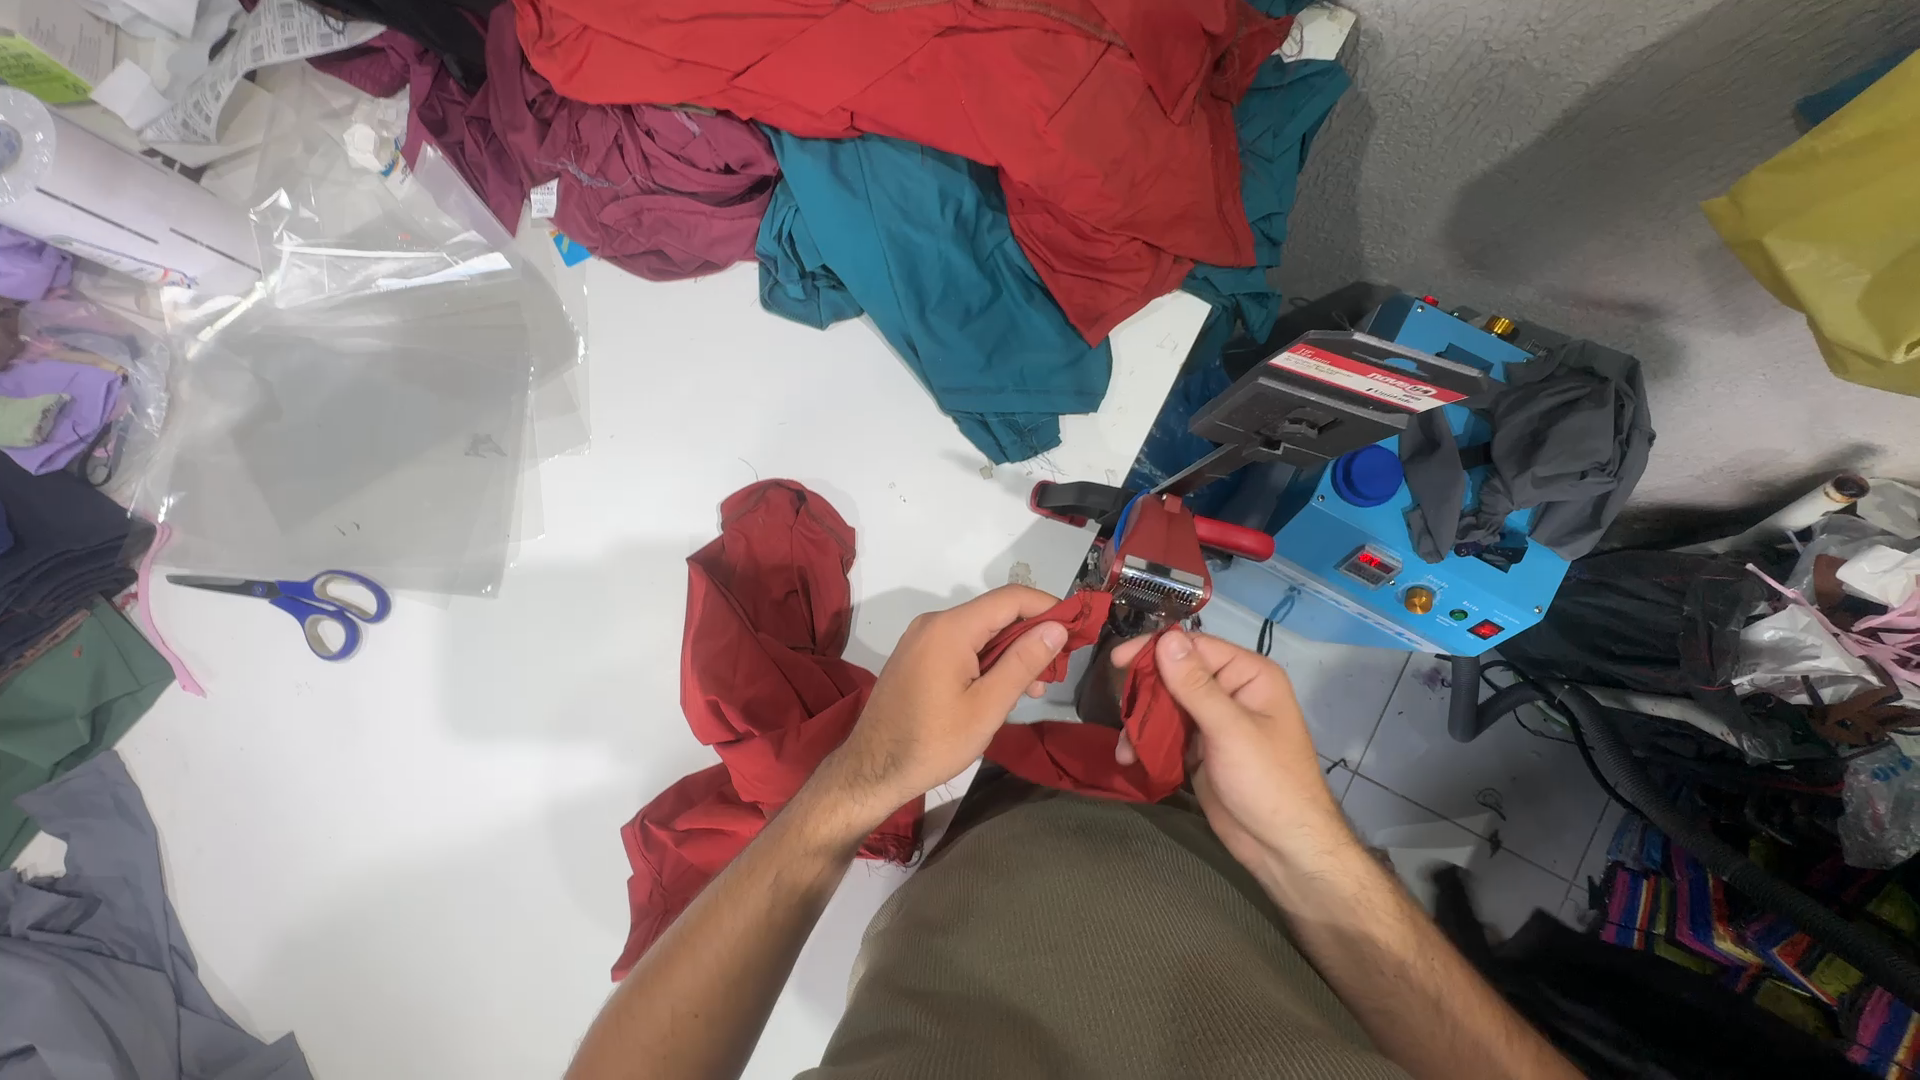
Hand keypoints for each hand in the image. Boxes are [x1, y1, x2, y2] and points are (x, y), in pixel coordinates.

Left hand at [818, 585, 1067, 825]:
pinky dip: (986, 660)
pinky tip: (1000, 690)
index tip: (1076, 630)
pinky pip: (961, 645)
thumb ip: (1023, 662)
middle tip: (1055, 672)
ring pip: (980, 631)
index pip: (1011, 598)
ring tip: (1032, 690)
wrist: (872, 770)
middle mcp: (934, 622)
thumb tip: (1056, 627)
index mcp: (951, 628)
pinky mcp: (916, 656)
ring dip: (1010, 652)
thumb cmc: (932, 742)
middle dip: (1031, 636)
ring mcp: (921, 639)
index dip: (1048, 607)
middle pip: (995, 613)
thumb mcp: (987, 706)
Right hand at [1111, 630, 1350, 872]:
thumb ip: (1195, 685)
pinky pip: (1167, 733)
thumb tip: (1167, 639)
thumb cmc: (1268, 782)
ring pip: (1166, 706)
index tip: (1117, 662)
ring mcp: (1215, 721)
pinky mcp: (1201, 749)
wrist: (1284, 850)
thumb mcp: (1230, 730)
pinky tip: (1132, 758)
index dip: (1154, 651)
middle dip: (1145, 694)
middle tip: (1121, 712)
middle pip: (1175, 676)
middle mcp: (1231, 691)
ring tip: (1125, 747)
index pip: (1194, 648)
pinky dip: (1148, 743)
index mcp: (1248, 676)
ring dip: (1142, 723)